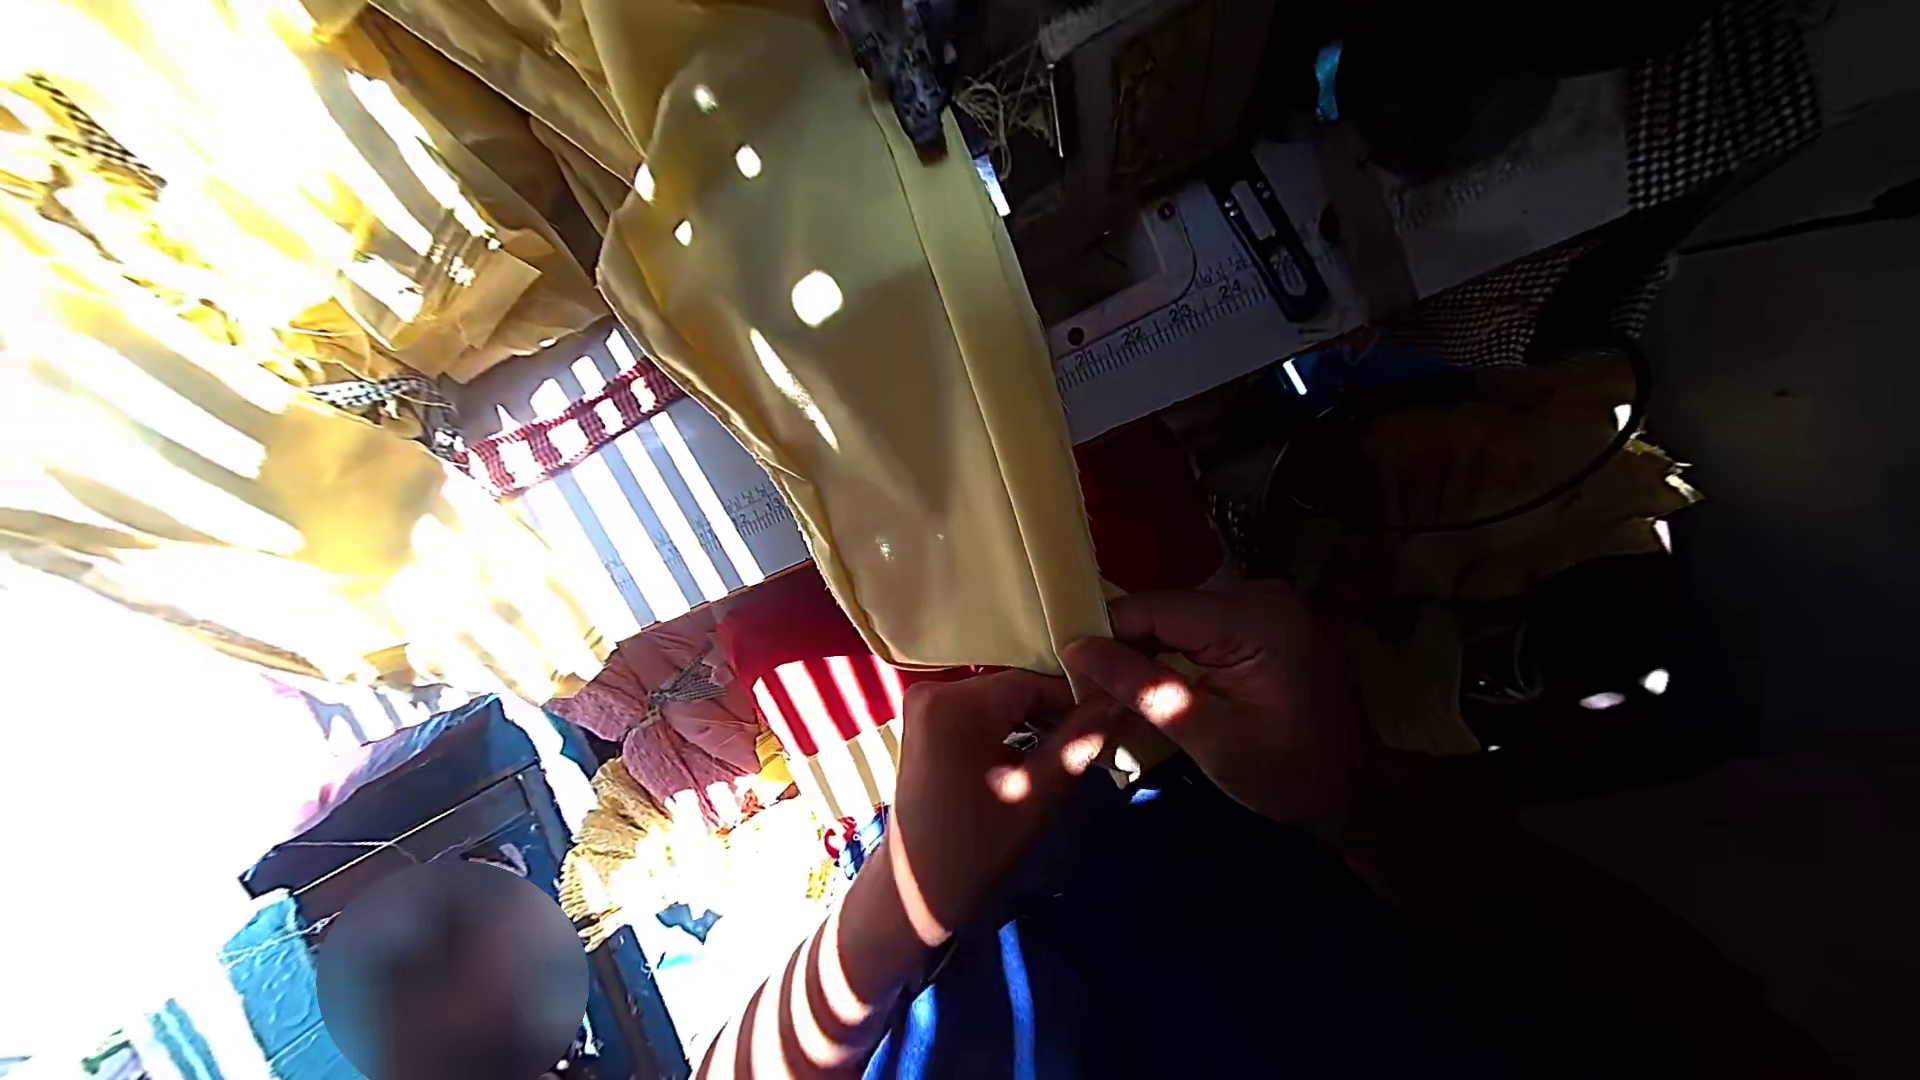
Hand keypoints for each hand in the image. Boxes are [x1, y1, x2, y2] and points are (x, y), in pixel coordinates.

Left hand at [885, 670, 1115, 945]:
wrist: (918, 887)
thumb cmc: (978, 846)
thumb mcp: (1038, 793)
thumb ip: (1079, 741)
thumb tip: (1116, 701)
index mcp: (955, 703)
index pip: (1031, 682)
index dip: (1073, 699)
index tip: (1104, 719)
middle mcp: (932, 688)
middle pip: (1012, 685)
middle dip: (1051, 707)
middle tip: (1087, 733)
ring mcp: (923, 699)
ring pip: (997, 693)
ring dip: (1029, 713)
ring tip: (1060, 741)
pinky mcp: (923, 715)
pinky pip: (977, 703)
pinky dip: (1004, 718)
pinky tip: (1025, 743)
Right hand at [1062, 586, 1359, 836]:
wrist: (1351, 791)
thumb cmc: (1287, 775)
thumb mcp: (1209, 739)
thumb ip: (1143, 688)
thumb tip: (1076, 649)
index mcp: (1257, 619)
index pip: (1154, 608)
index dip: (1105, 633)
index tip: (1072, 669)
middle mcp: (1261, 594)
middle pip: (1161, 608)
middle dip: (1121, 644)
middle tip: (1088, 686)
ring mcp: (1262, 602)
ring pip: (1171, 614)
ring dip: (1140, 647)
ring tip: (1112, 684)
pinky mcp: (1258, 617)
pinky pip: (1192, 623)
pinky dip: (1165, 648)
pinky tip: (1149, 674)